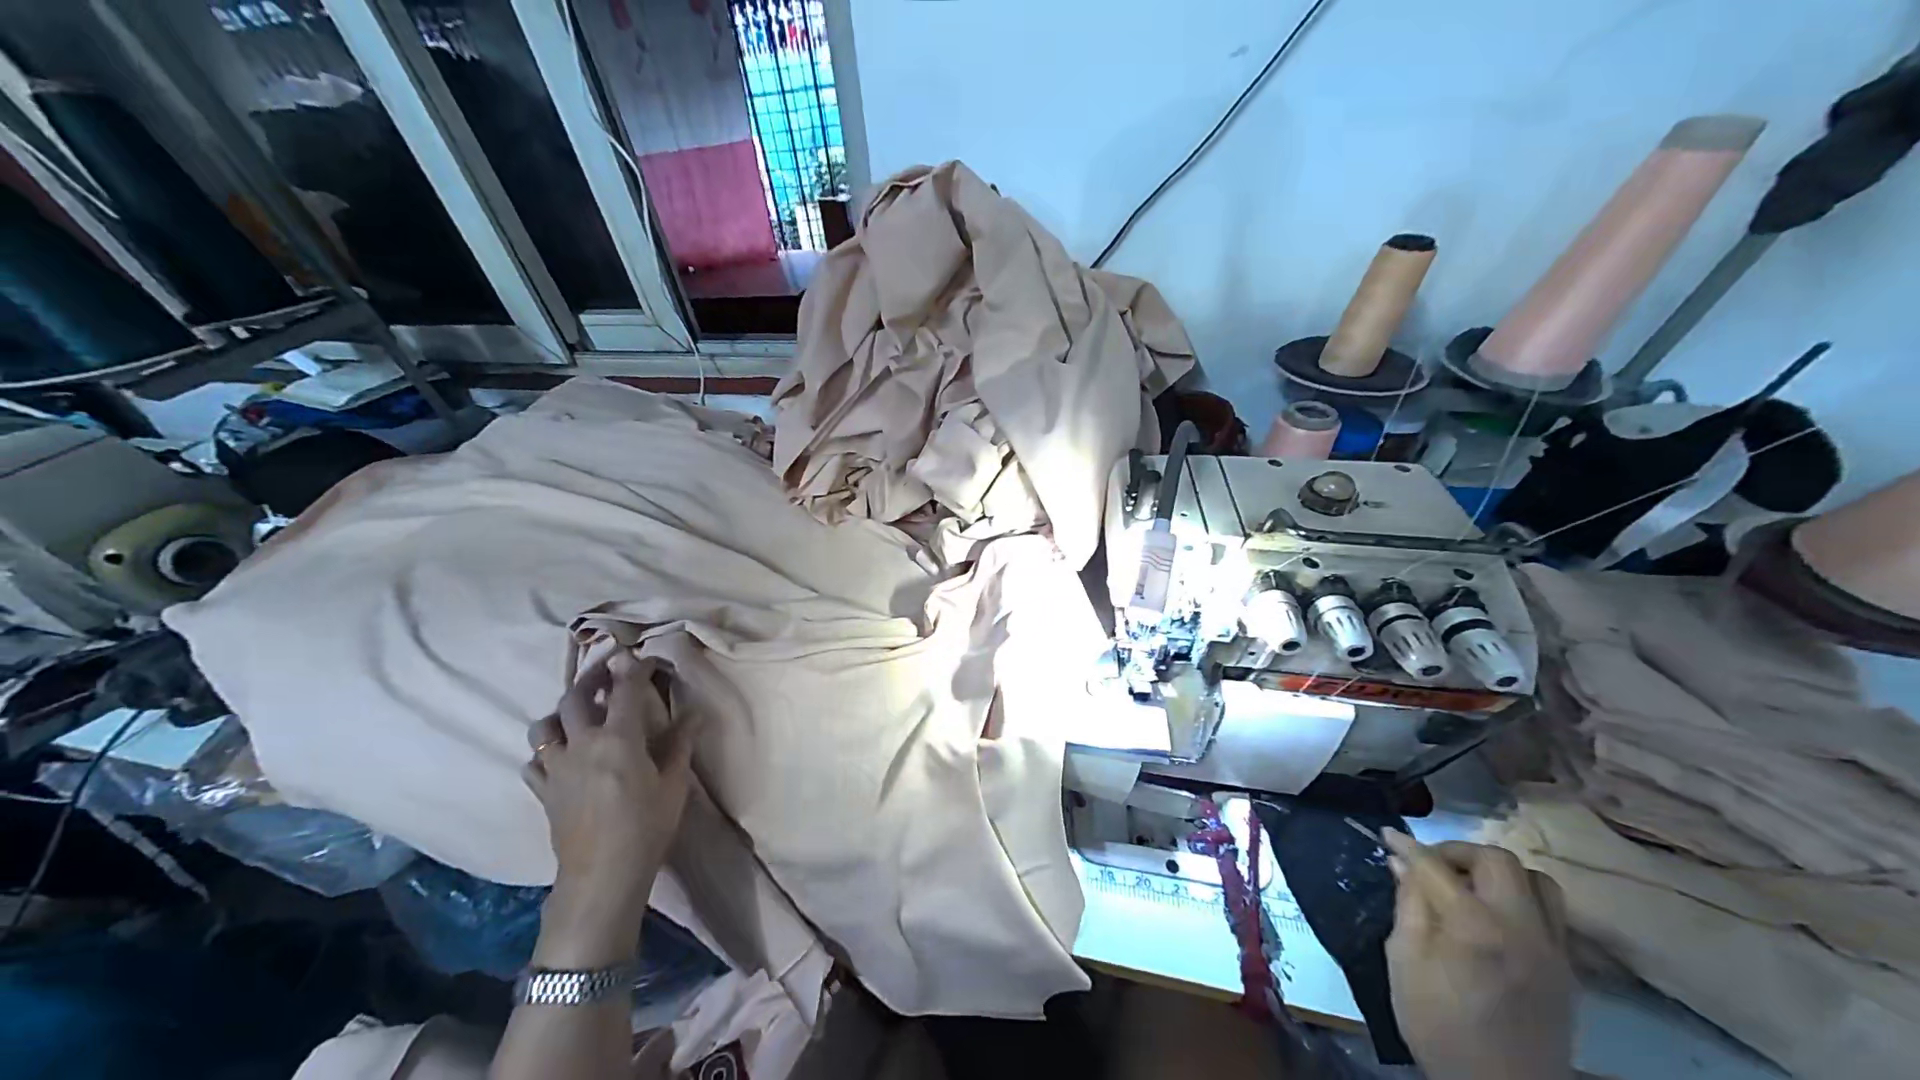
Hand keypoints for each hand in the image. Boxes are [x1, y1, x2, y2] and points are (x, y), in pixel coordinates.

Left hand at [522, 654, 697, 966]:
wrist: (603, 875)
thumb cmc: (646, 827)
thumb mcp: (673, 784)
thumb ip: (680, 744)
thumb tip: (694, 714)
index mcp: (619, 739)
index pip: (625, 689)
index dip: (633, 668)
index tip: (641, 658)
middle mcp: (582, 744)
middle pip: (576, 697)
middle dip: (592, 678)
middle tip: (608, 673)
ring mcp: (556, 767)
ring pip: (543, 725)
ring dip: (560, 713)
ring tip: (578, 714)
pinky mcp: (542, 790)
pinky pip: (533, 761)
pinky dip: (544, 751)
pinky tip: (559, 756)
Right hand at [1382, 829, 1574, 1079]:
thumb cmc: (1438, 1025)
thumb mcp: (1403, 961)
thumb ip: (1408, 905)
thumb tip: (1401, 863)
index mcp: (1474, 927)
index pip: (1436, 866)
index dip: (1408, 846)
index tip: (1388, 835)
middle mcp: (1522, 929)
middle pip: (1497, 860)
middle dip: (1459, 851)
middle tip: (1432, 864)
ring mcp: (1553, 949)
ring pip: (1537, 880)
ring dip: (1499, 872)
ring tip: (1470, 885)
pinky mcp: (1568, 968)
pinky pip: (1553, 913)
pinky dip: (1522, 899)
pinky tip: (1497, 915)